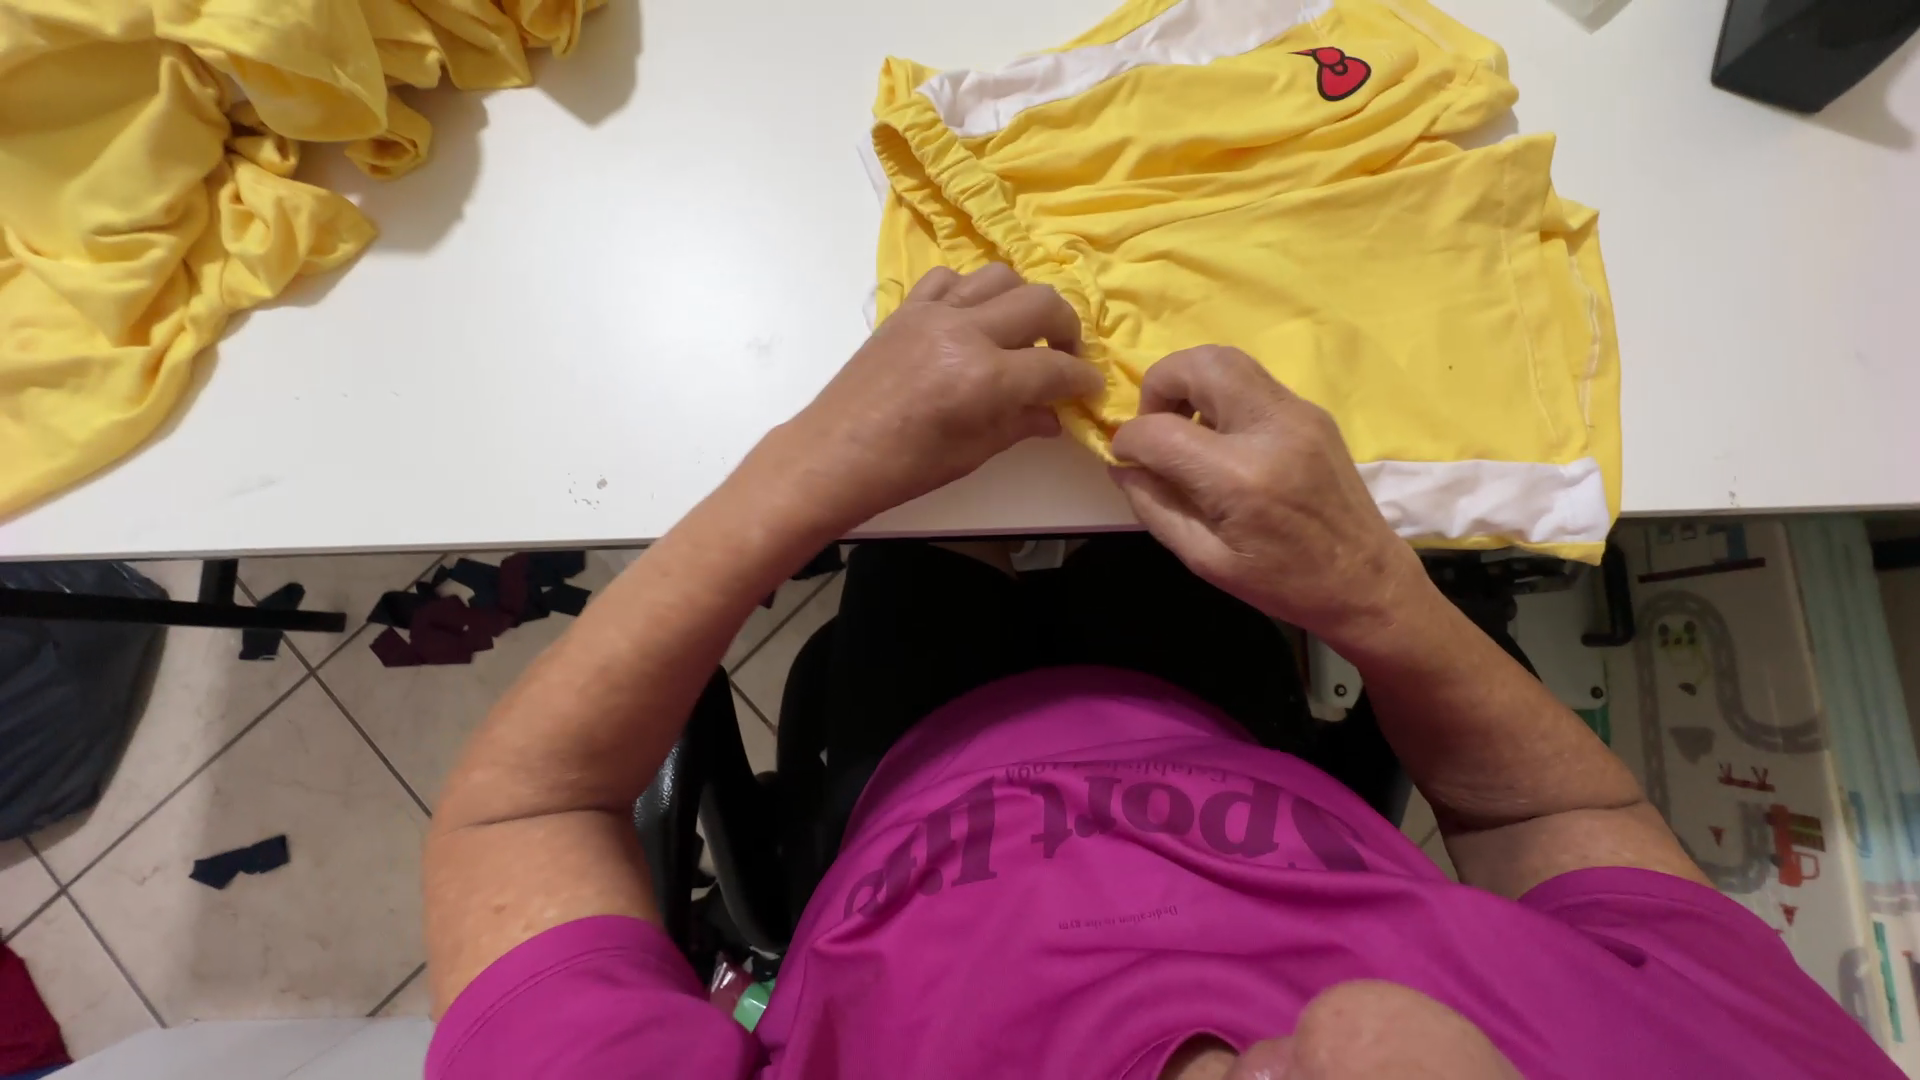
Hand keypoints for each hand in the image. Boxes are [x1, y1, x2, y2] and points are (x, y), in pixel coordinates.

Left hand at [769, 264, 1100, 529]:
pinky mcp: (906, 309)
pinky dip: (972, 292)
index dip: (1082, 379)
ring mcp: (933, 313)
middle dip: (1067, 328)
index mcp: (984, 377)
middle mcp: (964, 332)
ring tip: (1021, 334)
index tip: (1091, 388)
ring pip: (999, 277)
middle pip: (1041, 303)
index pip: (1055, 367)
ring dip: (1022, 302)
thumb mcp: (972, 453)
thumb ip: (1019, 425)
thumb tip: (1054, 416)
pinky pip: (951, 279)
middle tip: (1065, 357)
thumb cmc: (904, 468)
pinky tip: (972, 321)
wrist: (834, 455)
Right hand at [1108, 346, 1427, 649]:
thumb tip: (1124, 467)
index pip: (1160, 431)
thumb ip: (1155, 507)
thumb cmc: (1283, 583)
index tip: (1125, 460)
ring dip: (1190, 385)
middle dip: (1159, 385)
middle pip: (1200, 364)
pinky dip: (1219, 396)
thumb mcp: (1204, 560)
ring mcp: (1299, 414)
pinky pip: (1251, 383)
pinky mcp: (1312, 413)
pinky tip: (1219, 441)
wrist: (1366, 582)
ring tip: (1184, 430)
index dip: (1128, 441)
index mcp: (1241, 479)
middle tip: (1155, 426)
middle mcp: (1272, 431)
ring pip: (1228, 361)